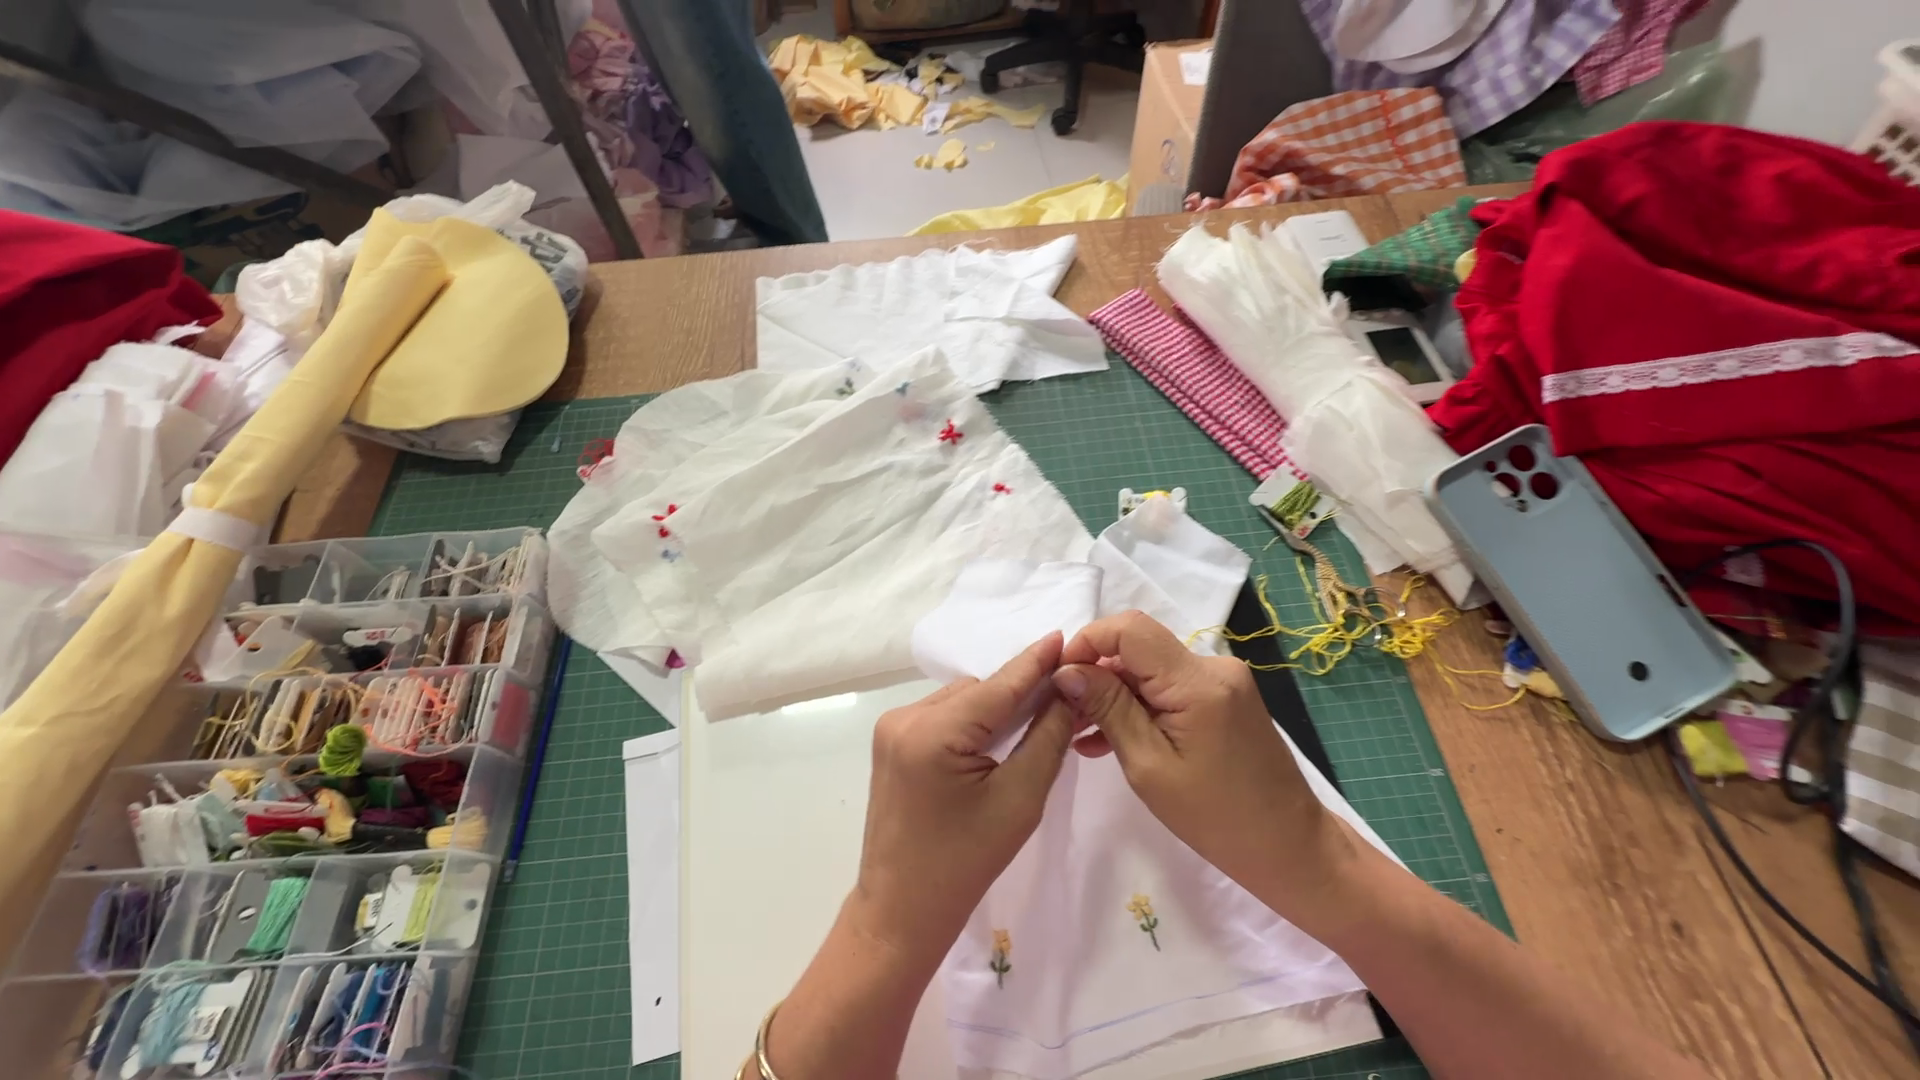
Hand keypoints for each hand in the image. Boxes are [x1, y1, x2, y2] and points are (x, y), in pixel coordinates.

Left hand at [852, 633, 1076, 957]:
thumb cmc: (966, 864)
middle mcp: (905, 718)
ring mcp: (891, 729)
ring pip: (959, 701)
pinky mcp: (889, 743)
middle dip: (1018, 693)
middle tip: (1062, 697)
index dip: (1034, 662)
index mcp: (932, 733)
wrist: (902, 910)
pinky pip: (941, 716)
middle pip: (977, 691)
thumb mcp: (1019, 800)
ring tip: (1032, 722)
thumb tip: (1069, 691)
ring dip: (993, 708)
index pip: (997, 687)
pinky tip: (993, 739)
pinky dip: (970, 721)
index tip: (1064, 636)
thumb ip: (1047, 738)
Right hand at [1053, 612, 1362, 926]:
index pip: (1130, 628)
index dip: (1087, 642)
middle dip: (1095, 672)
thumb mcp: (1148, 765)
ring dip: (1112, 693)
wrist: (1288, 845)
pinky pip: (1168, 686)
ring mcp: (1221, 680)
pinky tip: (1109, 737)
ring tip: (1081, 732)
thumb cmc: (1215, 817)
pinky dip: (1138, 705)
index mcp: (1198, 681)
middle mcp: (1213, 666)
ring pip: (1149, 668)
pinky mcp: (1223, 696)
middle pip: (1138, 647)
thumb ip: (1108, 709)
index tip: (1060, 679)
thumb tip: (1066, 671)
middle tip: (1064, 714)